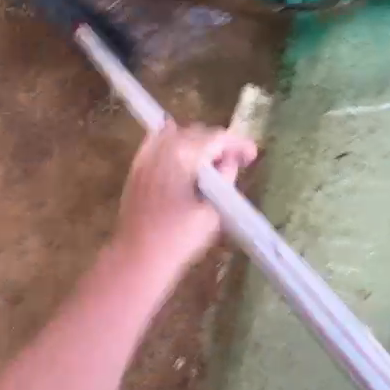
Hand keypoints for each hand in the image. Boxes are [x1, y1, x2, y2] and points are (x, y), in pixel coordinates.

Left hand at [113, 122, 256, 273]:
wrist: (137, 257)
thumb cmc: (179, 238)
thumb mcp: (212, 210)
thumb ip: (225, 178)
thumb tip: (229, 161)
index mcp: (183, 155)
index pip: (216, 137)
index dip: (238, 144)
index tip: (252, 156)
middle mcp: (161, 148)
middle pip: (197, 133)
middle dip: (219, 143)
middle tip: (237, 162)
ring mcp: (146, 156)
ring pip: (177, 136)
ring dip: (197, 143)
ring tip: (214, 163)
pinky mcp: (137, 168)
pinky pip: (157, 144)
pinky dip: (174, 145)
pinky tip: (184, 154)